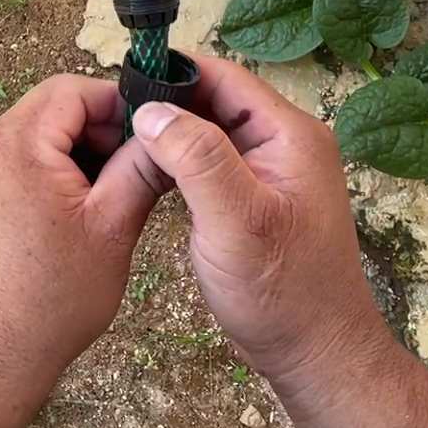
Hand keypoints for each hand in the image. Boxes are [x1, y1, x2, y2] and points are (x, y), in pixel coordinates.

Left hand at [0, 76, 165, 391]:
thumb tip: (167, 133)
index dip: (117, 105)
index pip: (72, 90)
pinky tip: (73, 210)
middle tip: (134, 171)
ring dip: (75, 154)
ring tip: (106, 197)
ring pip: (36, 135)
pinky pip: (16, 160)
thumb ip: (142, 169)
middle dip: (97, 132)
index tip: (151, 135)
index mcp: (15, 142)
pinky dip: (49, 171)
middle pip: (51, 109)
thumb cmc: (52, 297)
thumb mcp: (112, 228)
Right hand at [130, 55, 395, 389]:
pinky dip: (180, 158)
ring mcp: (271, 169)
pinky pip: (212, 159)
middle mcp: (285, 142)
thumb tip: (151, 110)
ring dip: (171, 131)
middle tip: (113, 113)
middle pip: (216, 100)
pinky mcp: (255, 194)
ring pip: (210, 130)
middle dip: (167, 102)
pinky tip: (149, 168)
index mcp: (290, 134)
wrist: (314, 354)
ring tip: (122, 136)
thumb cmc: (281, 291)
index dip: (174, 73)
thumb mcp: (236, 219)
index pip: (225, 78)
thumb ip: (197, 158)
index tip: (124, 82)